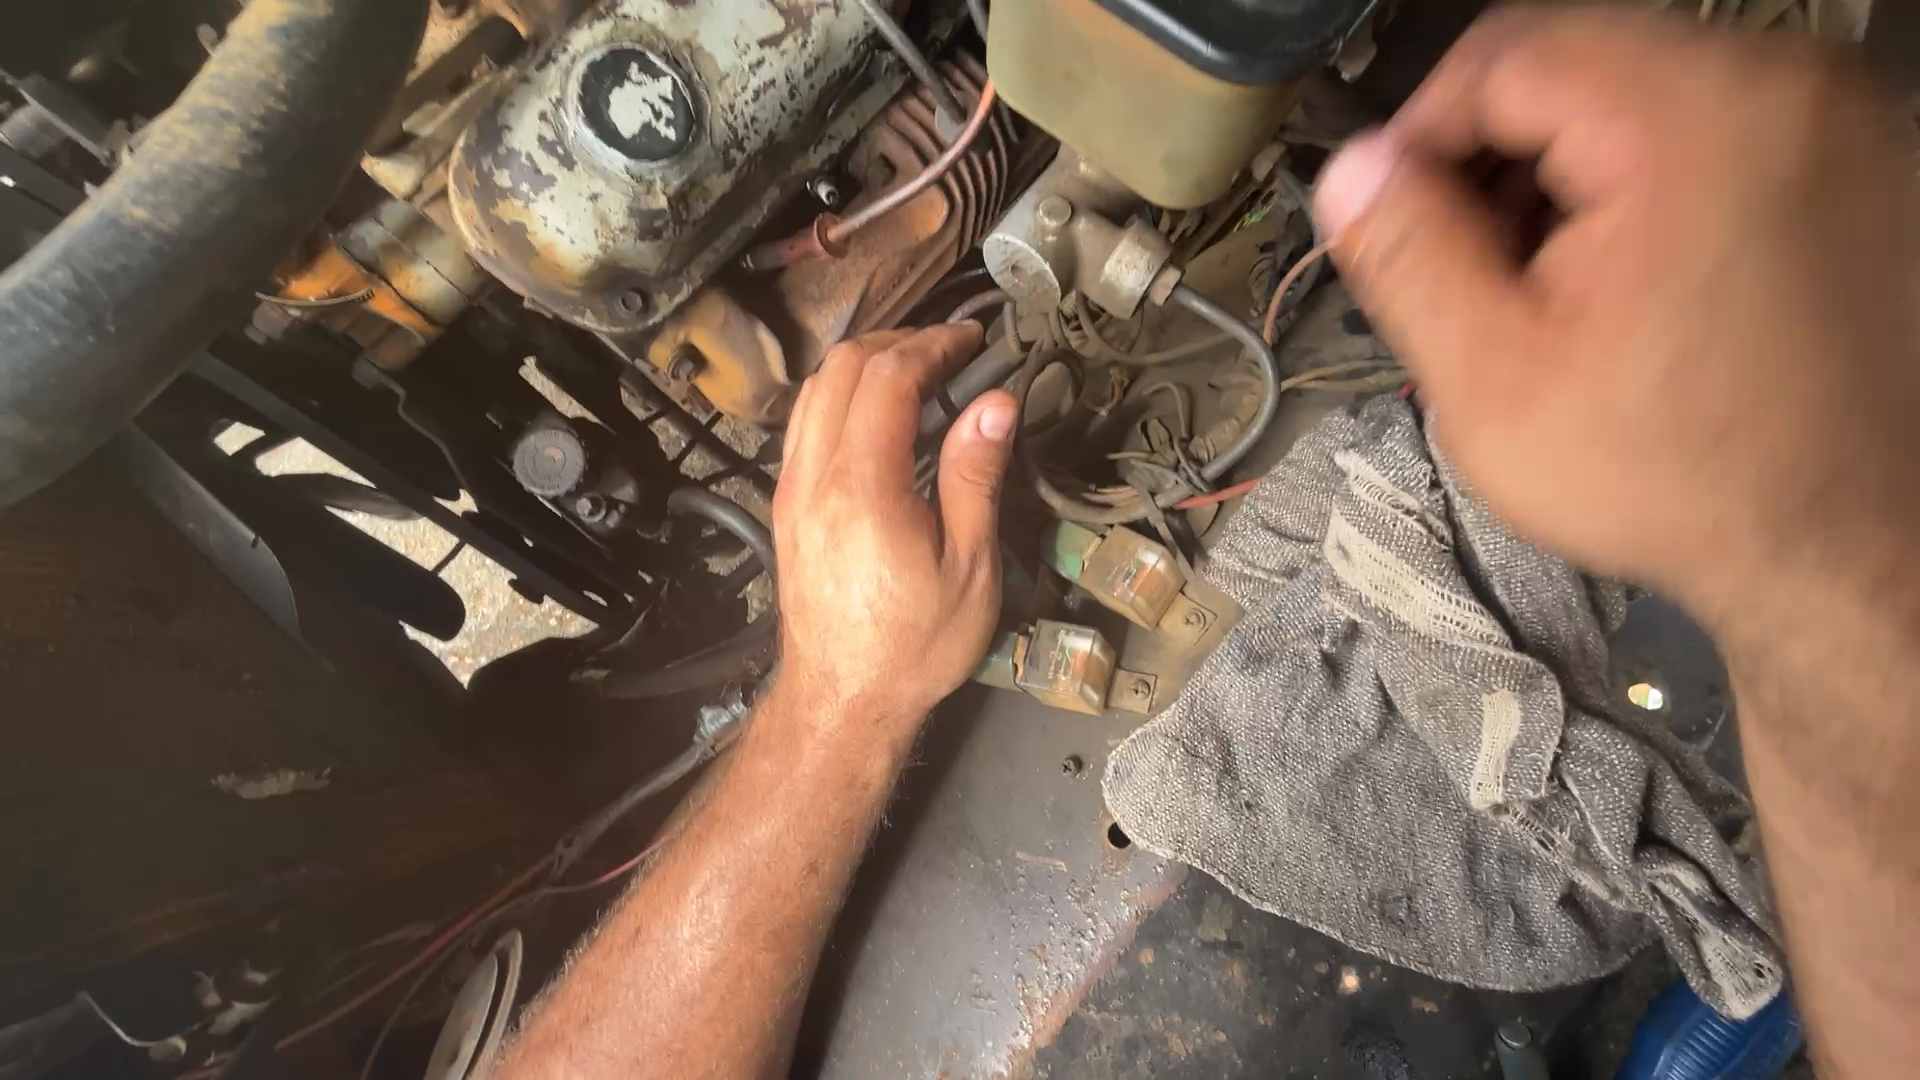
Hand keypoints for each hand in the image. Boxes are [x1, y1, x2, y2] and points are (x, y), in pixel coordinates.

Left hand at [770, 323, 1018, 723]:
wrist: (842, 697)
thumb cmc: (914, 645)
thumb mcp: (967, 568)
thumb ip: (974, 477)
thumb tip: (995, 404)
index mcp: (863, 487)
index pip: (888, 376)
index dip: (933, 344)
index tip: (972, 339)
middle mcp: (813, 476)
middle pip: (842, 367)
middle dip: (898, 341)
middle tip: (949, 349)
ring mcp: (790, 489)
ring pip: (815, 389)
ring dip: (864, 363)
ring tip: (916, 369)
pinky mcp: (785, 505)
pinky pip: (805, 423)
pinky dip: (841, 395)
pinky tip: (877, 413)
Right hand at [1313, 10, 1919, 623]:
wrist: (1830, 542)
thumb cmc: (1666, 470)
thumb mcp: (1486, 372)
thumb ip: (1407, 257)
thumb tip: (1350, 174)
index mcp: (1694, 126)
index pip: (1504, 56)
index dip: (1415, 136)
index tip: (1382, 215)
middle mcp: (1785, 95)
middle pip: (1563, 72)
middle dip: (1473, 168)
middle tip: (1444, 271)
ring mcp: (1826, 130)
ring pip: (1616, 107)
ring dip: (1530, 188)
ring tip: (1510, 294)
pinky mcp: (1835, 173)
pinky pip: (1680, 143)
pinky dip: (1600, 201)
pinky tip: (1580, 289)